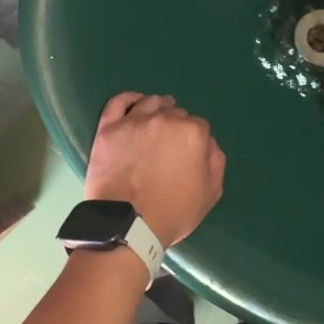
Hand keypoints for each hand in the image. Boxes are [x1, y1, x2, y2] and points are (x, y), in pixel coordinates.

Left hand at [83, 93, 225, 246]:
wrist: (128, 225)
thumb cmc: (173, 212)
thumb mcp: (211, 192)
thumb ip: (215, 161)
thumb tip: (208, 143)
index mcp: (192, 133)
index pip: (199, 126)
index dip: (196, 140)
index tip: (189, 154)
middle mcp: (164, 119)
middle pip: (175, 113)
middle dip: (177, 126)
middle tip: (170, 145)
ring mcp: (134, 121)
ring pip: (150, 102)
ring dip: (157, 107)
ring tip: (156, 118)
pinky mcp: (108, 128)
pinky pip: (119, 102)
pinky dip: (129, 98)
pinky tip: (134, 102)